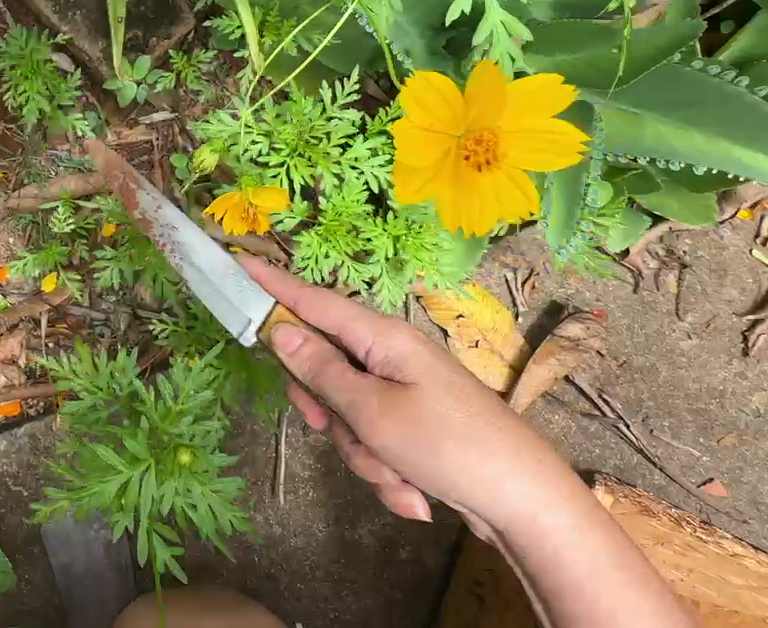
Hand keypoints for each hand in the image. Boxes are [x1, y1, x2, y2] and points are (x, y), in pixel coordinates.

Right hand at [242, 257, 582, 532]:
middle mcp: (388, 354)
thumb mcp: (372, 411)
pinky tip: (412, 492)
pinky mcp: (412, 422)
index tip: (240, 262)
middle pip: (323, 364)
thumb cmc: (448, 446)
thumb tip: (280, 330)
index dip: (273, 284)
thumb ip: (320, 370)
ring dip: (359, 448)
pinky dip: (383, 465)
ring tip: (394, 475)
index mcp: (380, 337)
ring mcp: (401, 388)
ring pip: (345, 408)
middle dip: (323, 405)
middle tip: (326, 427)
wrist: (527, 505)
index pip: (312, 300)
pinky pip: (372, 435)